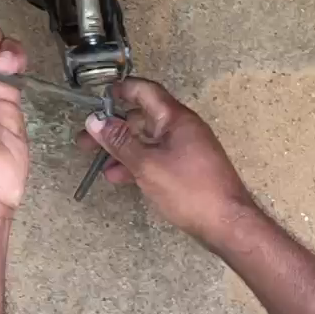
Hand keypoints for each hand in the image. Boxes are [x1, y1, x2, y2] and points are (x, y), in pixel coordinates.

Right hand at [77, 79, 256, 241]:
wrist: (226, 224)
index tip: (100, 96)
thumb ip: (119, 142)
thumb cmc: (191, 191)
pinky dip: (137, 164)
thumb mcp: (147, 164)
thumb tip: (96, 121)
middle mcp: (183, 129)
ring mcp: (186, 149)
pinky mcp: (186, 168)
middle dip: (113, 128)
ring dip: (122, 149)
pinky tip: (120, 176)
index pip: (145, 91)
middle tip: (88, 139)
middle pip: (142, 119)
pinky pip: (156, 158)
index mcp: (176, 119)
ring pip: (147, 141)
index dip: (121, 90)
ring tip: (98, 161)